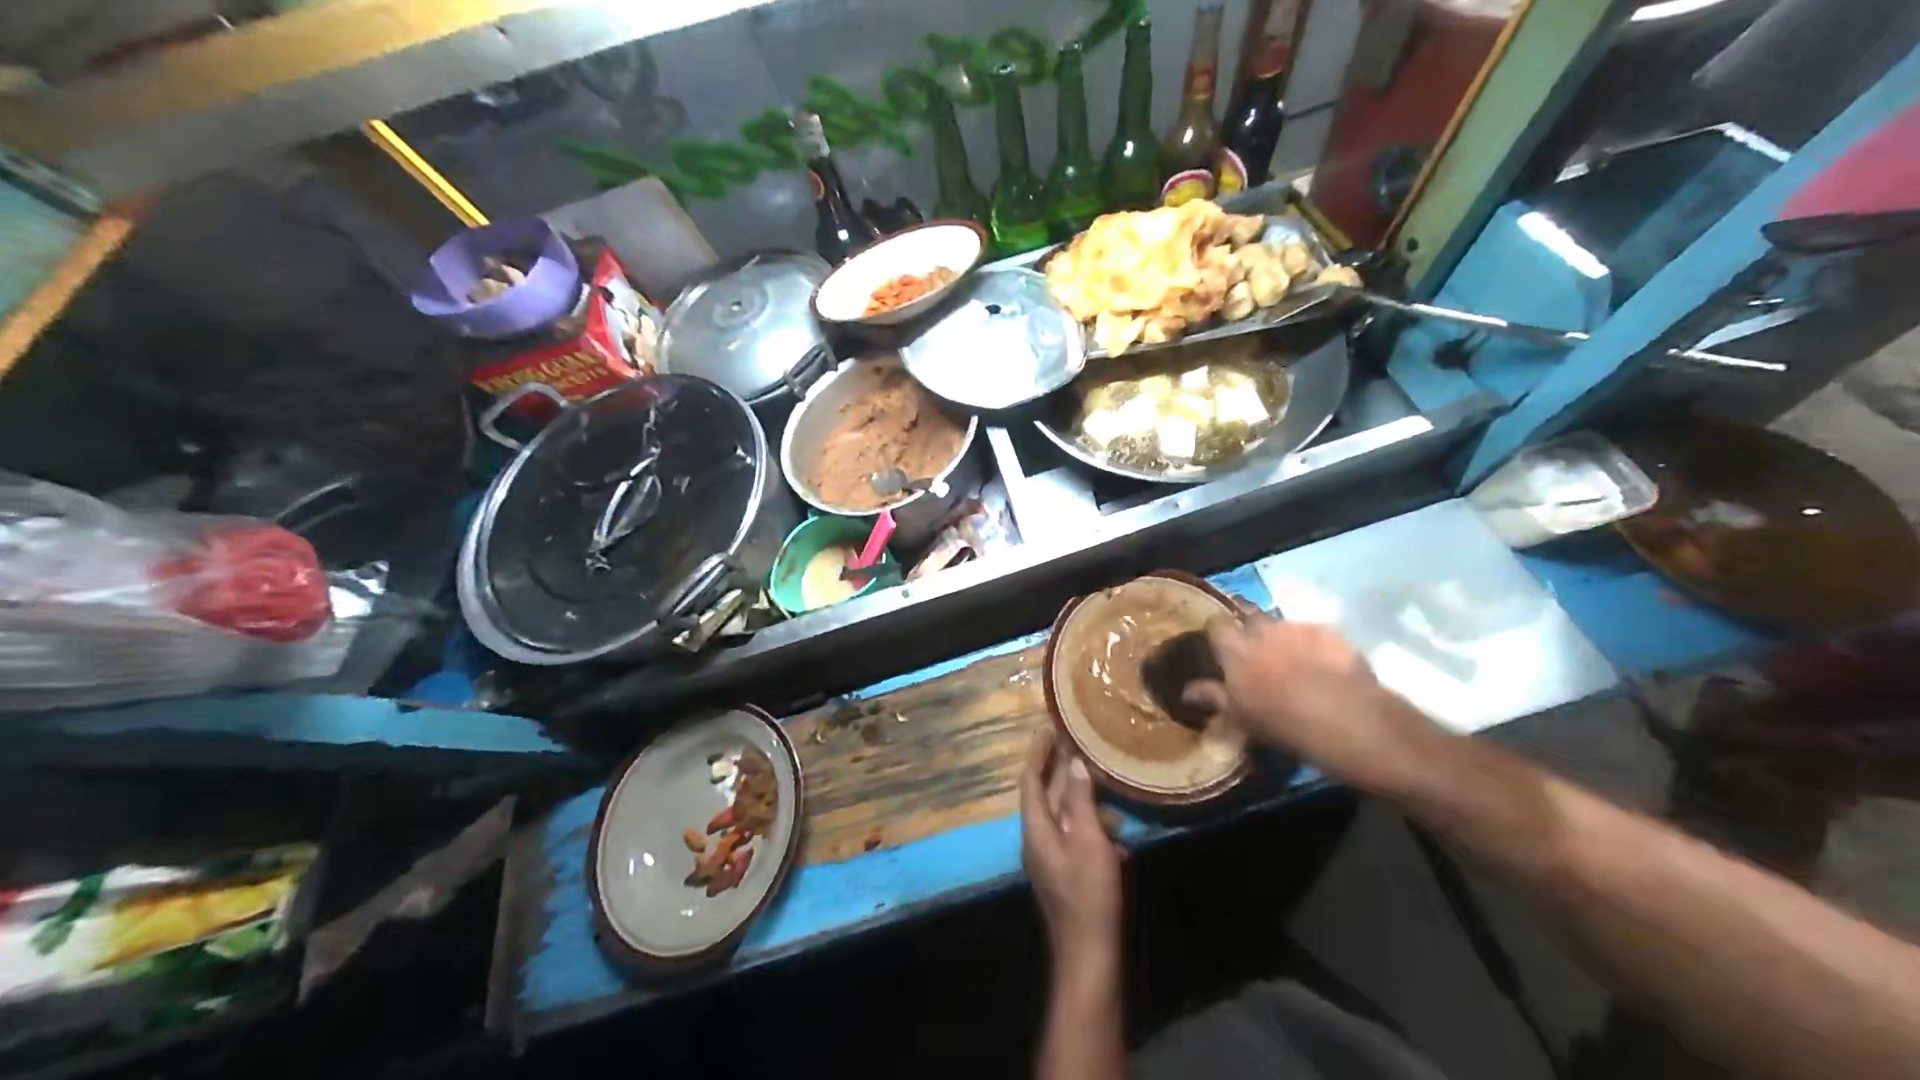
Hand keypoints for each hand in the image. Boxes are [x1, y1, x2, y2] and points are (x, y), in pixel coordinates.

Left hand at [1020, 729, 1121, 970]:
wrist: (1090, 954)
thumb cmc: (1089, 895)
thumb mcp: (1089, 841)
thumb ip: (1080, 801)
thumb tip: (1074, 764)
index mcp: (1035, 829)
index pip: (1030, 780)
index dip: (1038, 752)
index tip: (1049, 727)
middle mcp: (1037, 839)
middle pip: (1046, 795)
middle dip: (1062, 770)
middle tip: (1081, 745)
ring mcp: (1050, 858)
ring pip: (1064, 816)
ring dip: (1083, 800)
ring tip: (1107, 787)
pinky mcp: (1066, 872)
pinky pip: (1076, 838)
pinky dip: (1093, 828)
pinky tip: (1117, 834)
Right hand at [1182, 616, 1445, 795]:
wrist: (1350, 721)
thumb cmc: (1283, 724)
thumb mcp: (1242, 718)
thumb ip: (1214, 698)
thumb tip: (1187, 691)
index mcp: (1235, 650)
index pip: (1216, 622)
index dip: (1216, 629)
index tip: (1217, 641)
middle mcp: (1263, 630)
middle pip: (1247, 610)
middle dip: (1245, 620)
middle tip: (1250, 643)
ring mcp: (1298, 628)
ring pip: (1279, 621)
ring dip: (1277, 633)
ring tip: (1287, 656)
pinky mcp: (1330, 632)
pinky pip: (1311, 632)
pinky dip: (1308, 642)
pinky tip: (1318, 664)